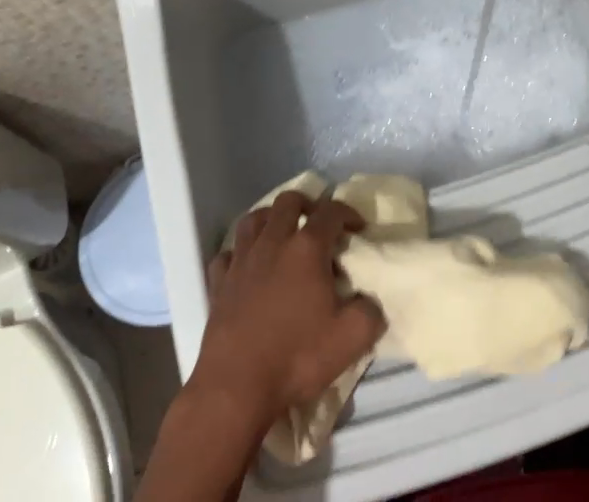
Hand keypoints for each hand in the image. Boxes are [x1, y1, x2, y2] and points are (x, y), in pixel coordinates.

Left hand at [188, 191, 386, 428]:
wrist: (237, 387)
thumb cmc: (297, 356)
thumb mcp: (353, 337)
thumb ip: (371, 310)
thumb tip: (370, 300)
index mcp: (306, 249)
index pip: (330, 212)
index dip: (349, 213)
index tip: (359, 230)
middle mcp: (272, 244)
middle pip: (287, 202)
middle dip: (307, 204)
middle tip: (319, 224)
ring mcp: (241, 262)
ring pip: (253, 220)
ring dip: (271, 219)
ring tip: (283, 236)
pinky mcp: (217, 285)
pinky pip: (227, 254)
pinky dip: (241, 252)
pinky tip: (249, 267)